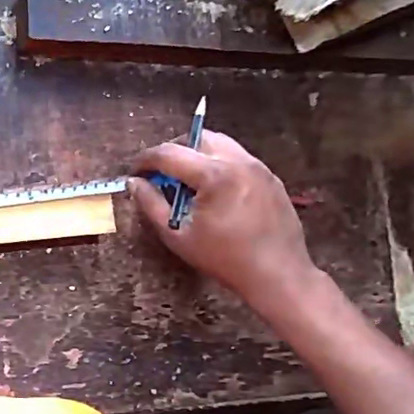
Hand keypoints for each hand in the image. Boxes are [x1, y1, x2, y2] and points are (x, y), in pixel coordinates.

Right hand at [128, 130, 322, 311]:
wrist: (278, 275)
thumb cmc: (225, 260)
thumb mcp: (178, 236)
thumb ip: (152, 204)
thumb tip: (134, 183)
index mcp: (215, 175)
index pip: (169, 153)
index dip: (145, 160)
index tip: (135, 172)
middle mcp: (239, 161)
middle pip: (196, 138)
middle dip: (173, 151)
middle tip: (161, 174)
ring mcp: (258, 167)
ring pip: (220, 144)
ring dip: (197, 154)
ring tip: (188, 182)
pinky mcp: (270, 177)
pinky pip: (238, 158)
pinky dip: (219, 164)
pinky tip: (215, 191)